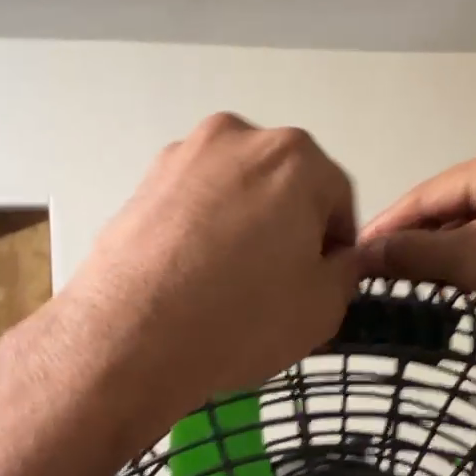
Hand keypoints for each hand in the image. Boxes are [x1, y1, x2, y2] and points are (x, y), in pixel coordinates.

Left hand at [64, 113, 360, 407]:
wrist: (129, 337)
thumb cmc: (240, 318)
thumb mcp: (323, 307)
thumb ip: (346, 271)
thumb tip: (337, 259)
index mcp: (295, 157)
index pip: (337, 199)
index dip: (335, 246)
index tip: (320, 283)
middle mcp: (238, 138)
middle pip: (284, 186)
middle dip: (288, 227)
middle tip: (276, 284)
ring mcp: (183, 156)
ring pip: (235, 192)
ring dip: (243, 225)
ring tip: (227, 282)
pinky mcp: (142, 182)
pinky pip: (193, 204)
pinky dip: (201, 230)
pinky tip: (191, 276)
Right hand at [358, 136, 475, 368]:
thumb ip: (421, 254)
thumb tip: (363, 254)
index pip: (430, 192)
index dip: (388, 228)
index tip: (348, 259)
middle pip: (452, 212)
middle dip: (414, 247)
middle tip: (367, 281)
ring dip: (443, 264)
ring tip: (397, 292)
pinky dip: (474, 275)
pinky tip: (447, 296)